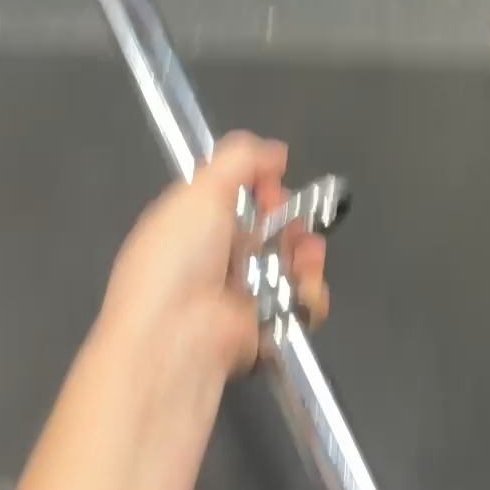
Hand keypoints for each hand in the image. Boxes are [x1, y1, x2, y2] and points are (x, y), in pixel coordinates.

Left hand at [96, 132, 328, 380]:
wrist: (177, 338)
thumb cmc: (178, 261)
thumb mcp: (200, 190)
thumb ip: (241, 158)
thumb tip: (274, 151)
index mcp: (192, 222)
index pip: (238, 194)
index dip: (261, 185)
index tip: (271, 185)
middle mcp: (215, 256)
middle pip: (272, 225)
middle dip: (293, 218)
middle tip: (290, 222)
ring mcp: (242, 291)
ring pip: (293, 261)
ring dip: (307, 254)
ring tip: (304, 256)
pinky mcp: (266, 322)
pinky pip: (303, 299)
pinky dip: (311, 291)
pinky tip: (304, 285)